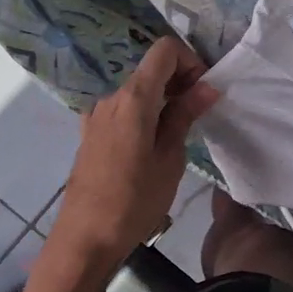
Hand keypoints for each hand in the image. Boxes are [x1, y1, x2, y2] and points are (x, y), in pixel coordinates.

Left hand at [49, 37, 220, 262]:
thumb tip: (207, 86)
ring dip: (162, 99)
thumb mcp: (170, 158)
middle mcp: (111, 97)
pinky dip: (143, 115)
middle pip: (150, 69)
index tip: (203, 91)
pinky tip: (151, 146)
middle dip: (179, 81)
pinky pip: (122, 111)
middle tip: (199, 113)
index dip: (189, 61)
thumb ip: (185, 115)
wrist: (84, 240)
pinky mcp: (90, 134)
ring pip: (136, 90)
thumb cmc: (134, 201)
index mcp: (134, 98)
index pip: (164, 50)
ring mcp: (96, 116)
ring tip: (178, 133)